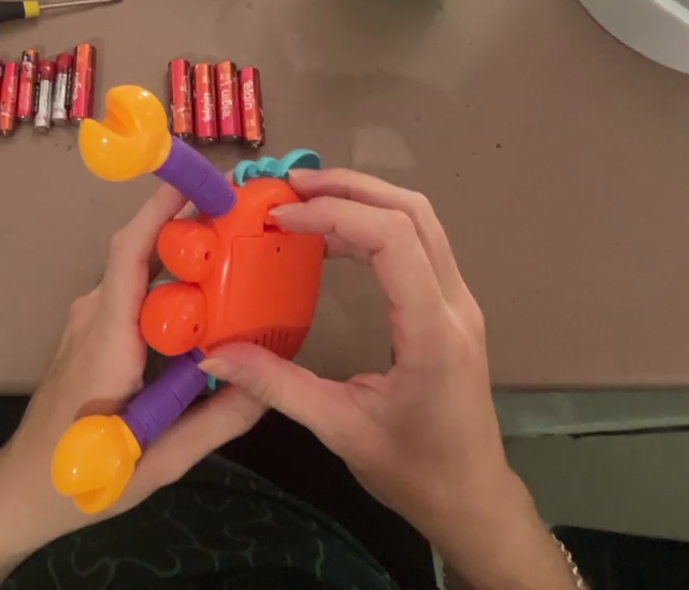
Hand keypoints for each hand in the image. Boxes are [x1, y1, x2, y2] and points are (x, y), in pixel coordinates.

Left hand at [0, 185, 265, 589]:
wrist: (20, 490)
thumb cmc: (82, 478)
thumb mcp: (157, 463)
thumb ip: (213, 423)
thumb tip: (267, 381)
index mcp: (107, 338)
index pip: (130, 253)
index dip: (161, 209)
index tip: (201, 182)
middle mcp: (93, 314)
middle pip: (139, 252)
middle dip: (188, 225)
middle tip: (244, 219)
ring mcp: (88, 319)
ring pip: (138, 272)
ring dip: (181, 255)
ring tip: (235, 254)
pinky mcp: (92, 329)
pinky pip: (132, 292)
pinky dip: (168, 284)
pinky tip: (203, 302)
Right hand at [199, 169, 575, 588]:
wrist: (473, 501)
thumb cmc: (414, 471)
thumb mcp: (340, 429)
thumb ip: (277, 386)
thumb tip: (215, 355)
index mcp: (432, 331)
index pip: (392, 238)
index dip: (334, 213)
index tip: (282, 218)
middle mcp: (454, 303)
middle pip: (411, 210)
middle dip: (349, 187)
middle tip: (289, 187)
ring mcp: (458, 300)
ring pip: (418, 218)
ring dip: (362, 197)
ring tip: (305, 201)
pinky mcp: (449, 305)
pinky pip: (416, 241)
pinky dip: (372, 222)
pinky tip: (331, 238)